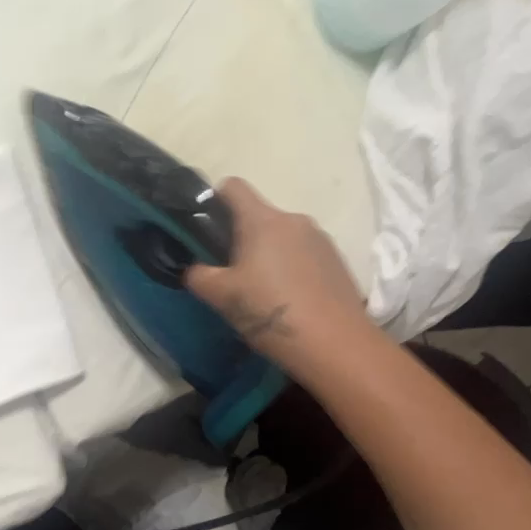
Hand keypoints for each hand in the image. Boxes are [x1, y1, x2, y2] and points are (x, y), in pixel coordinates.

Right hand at [185, 179, 375, 380]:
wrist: (334, 343)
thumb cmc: (270, 311)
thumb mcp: (221, 296)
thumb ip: (198, 276)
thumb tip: (194, 268)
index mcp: (262, 220)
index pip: (232, 186)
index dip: (212, 200)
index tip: (205, 230)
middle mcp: (294, 219)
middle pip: (258, 216)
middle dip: (239, 238)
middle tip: (230, 275)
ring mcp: (320, 238)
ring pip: (282, 237)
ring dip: (267, 255)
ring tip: (262, 292)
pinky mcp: (336, 260)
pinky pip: (303, 254)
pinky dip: (291, 269)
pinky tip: (289, 300)